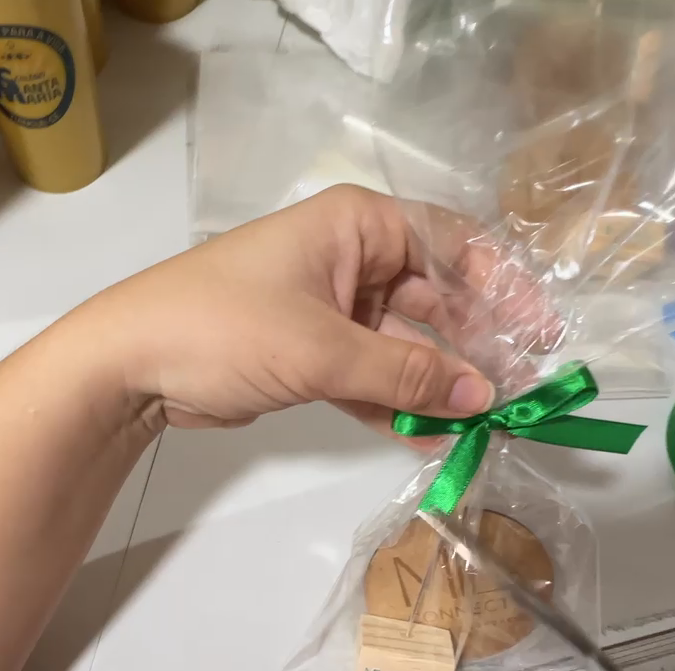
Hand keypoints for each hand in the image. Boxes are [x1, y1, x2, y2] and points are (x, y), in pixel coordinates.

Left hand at [63, 185, 547, 431]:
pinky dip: (394, 407)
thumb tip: (482, 395)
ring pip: (402, 347)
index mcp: (358, 227)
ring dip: (435, 385)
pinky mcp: (312, 356)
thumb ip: (405, 374)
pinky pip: (369, 378)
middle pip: (433, 301)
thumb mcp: (323, 348)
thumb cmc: (228, 327)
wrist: (135, 364)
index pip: (451, 245)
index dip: (502, 287)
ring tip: (479, 424)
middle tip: (513, 393)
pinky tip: (428, 439)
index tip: (539, 333)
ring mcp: (331, 312)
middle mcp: (351, 262)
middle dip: (471, 348)